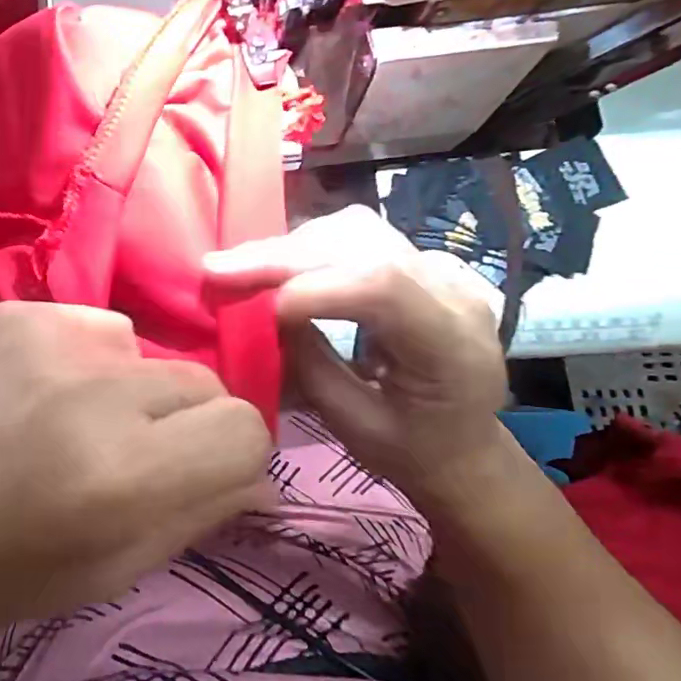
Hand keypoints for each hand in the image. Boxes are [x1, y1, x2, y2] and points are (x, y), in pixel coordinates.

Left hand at [0, 302, 272, 642]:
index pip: (245, 430)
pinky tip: (35, 393)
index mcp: (120, 473)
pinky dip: (91, 362)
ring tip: (70, 424)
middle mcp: (96, 389)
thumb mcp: (98, 574)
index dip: (233, 460)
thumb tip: (257, 476)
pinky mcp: (18, 310)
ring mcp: (52, 336)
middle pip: (206, 383)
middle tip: (130, 458)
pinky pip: (99, 327)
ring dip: (136, 392)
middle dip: (187, 426)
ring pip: (152, 353)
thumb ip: (192, 518)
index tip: (199, 478)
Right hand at [204, 205, 508, 493]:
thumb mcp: (355, 426)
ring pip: (353, 230)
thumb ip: (311, 366)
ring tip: (241, 269)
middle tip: (217, 270)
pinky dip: (306, 246)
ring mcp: (442, 268)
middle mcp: (454, 291)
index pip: (382, 287)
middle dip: (280, 256)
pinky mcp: (420, 260)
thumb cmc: (412, 450)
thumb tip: (258, 312)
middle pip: (360, 244)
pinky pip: (355, 236)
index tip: (251, 307)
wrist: (463, 444)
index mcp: (453, 346)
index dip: (310, 287)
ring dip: (289, 247)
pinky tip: (275, 266)